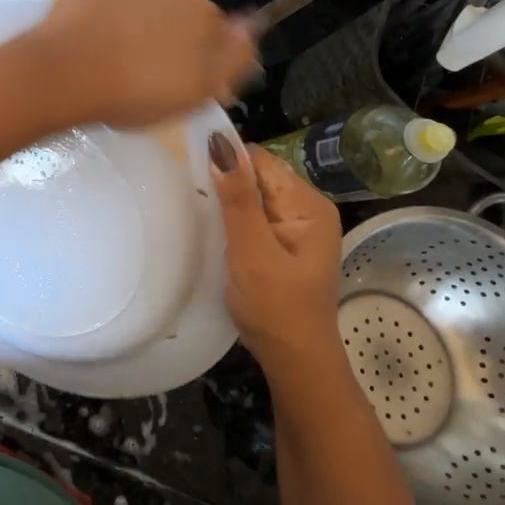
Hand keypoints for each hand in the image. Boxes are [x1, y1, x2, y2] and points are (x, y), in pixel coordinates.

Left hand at [18, 0, 256, 128]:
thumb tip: (250, 28)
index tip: (174, 74)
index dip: (196, 52)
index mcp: (205, 18)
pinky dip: (106, 0)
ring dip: (136, 13)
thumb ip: (231, 61)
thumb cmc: (134, 94)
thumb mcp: (195, 94)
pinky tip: (92, 25)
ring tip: (110, 45)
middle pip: (179, 8)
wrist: (66, 74)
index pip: (213, 30)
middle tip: (140, 63)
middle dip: (166, 29)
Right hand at [209, 136, 343, 372]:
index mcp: (309, 205)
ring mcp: (298, 225)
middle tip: (198, 201)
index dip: (227, 163)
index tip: (195, 175)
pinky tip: (220, 231)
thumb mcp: (252, 252)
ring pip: (253, 194)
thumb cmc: (275, 308)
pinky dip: (235, 218)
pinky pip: (255, 213)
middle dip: (227, 183)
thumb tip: (220, 144)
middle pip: (258, 174)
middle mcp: (308, 208)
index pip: (261, 161)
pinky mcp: (285, 241)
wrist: (294, 361)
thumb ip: (238, 198)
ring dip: (229, 202)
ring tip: (205, 215)